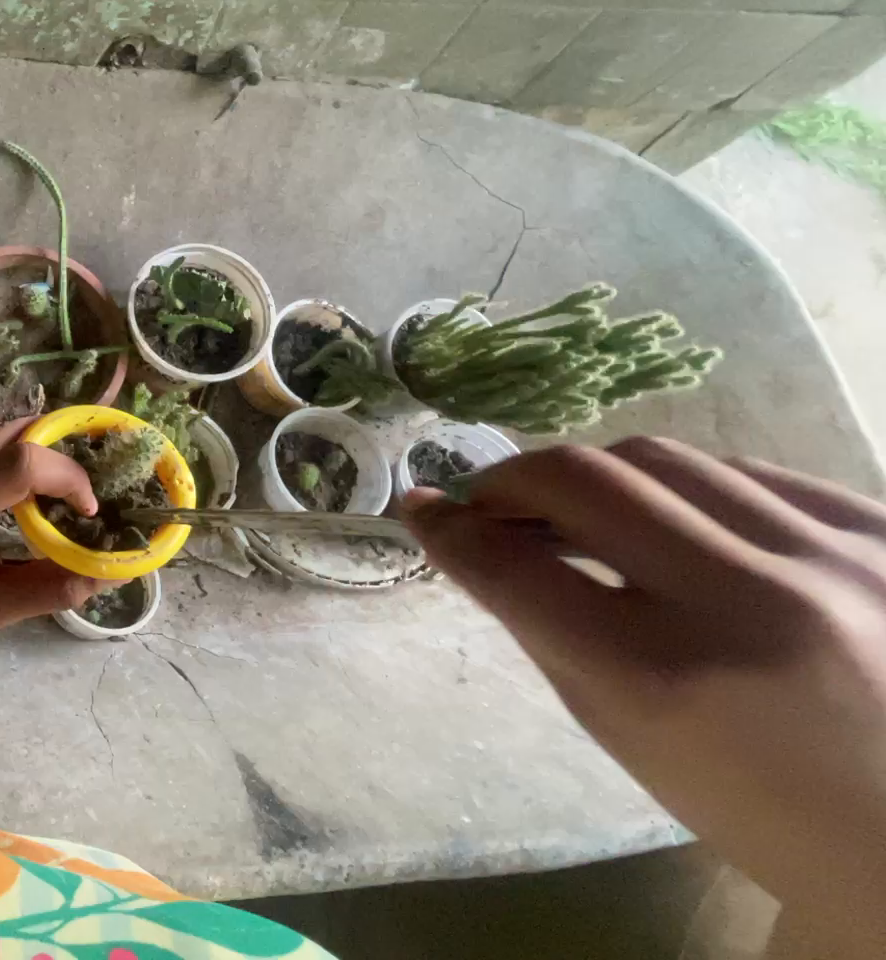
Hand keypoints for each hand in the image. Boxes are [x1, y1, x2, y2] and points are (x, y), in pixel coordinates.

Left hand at [0, 416, 119, 674]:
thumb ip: (52, 586)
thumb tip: (109, 573)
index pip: (20, 463)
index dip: (66, 477)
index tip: (88, 510)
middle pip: (7, 437)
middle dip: (56, 452)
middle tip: (87, 483)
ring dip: (33, 456)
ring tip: (65, 490)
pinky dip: (10, 465)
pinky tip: (30, 495)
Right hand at [402, 438, 885, 955]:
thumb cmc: (759, 803)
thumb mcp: (621, 726)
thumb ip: (537, 620)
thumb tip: (463, 535)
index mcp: (666, 676)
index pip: (512, 567)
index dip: (447, 527)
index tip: (418, 506)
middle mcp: (754, 602)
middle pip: (579, 479)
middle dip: (507, 481)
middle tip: (488, 504)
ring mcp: (846, 558)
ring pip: (660, 458)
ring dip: (588, 479)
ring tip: (574, 510)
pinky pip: (747, 470)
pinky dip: (677, 487)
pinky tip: (669, 520)